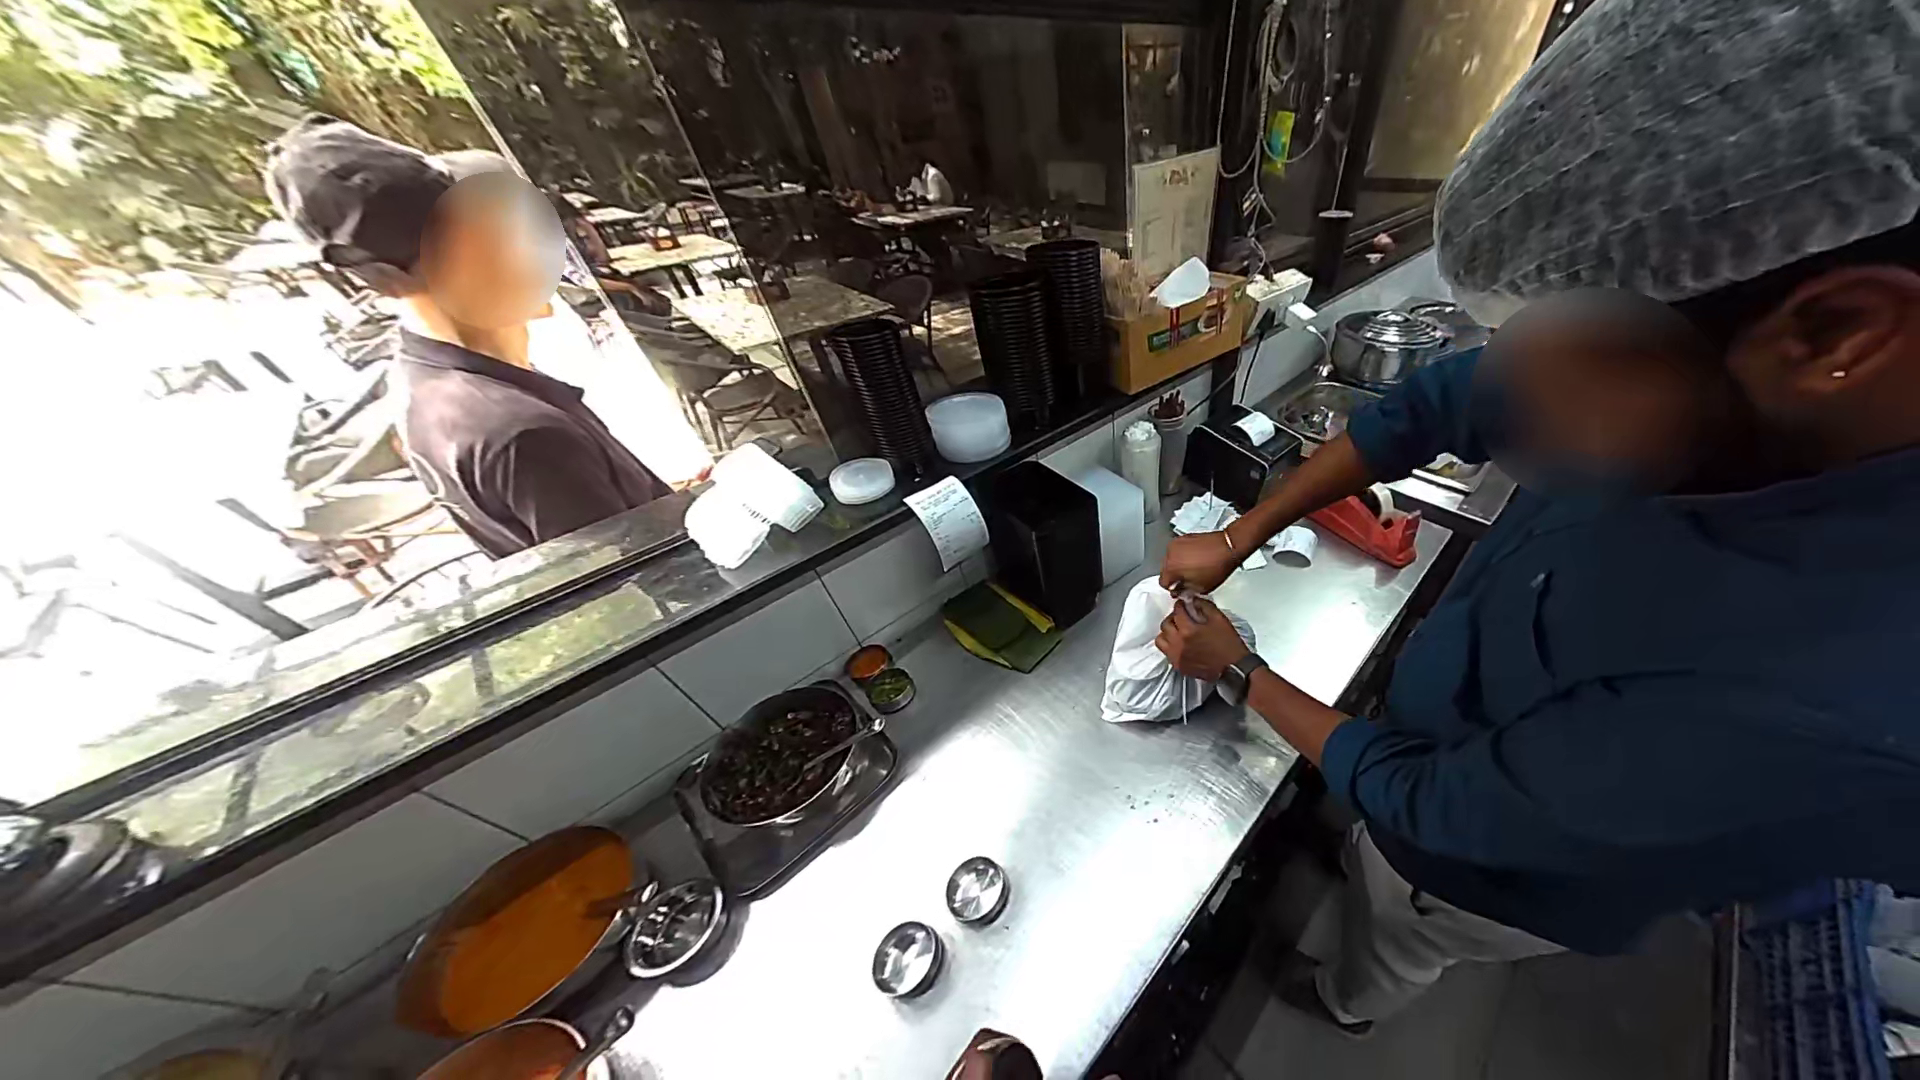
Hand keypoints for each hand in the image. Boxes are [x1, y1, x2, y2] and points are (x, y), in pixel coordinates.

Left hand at [1155, 596, 1248, 680]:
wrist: (1234, 668)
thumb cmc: (1229, 645)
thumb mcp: (1220, 620)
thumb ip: (1204, 606)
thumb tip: (1193, 601)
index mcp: (1188, 630)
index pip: (1177, 612)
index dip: (1180, 605)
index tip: (1182, 604)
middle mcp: (1178, 643)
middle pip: (1165, 624)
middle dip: (1172, 617)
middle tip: (1180, 617)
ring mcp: (1176, 656)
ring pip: (1161, 639)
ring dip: (1167, 633)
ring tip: (1176, 631)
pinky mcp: (1178, 666)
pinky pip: (1166, 653)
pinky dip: (1169, 646)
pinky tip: (1178, 644)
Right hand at [1159, 530, 1240, 593]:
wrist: (1228, 547)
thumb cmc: (1218, 565)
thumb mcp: (1201, 588)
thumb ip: (1185, 591)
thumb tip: (1181, 590)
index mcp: (1170, 568)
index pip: (1163, 583)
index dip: (1172, 589)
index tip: (1179, 589)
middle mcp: (1169, 554)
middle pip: (1166, 570)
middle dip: (1175, 576)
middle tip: (1187, 580)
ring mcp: (1176, 544)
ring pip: (1171, 559)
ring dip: (1178, 565)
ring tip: (1193, 568)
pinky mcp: (1183, 538)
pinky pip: (1178, 550)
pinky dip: (1183, 555)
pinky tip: (1195, 559)